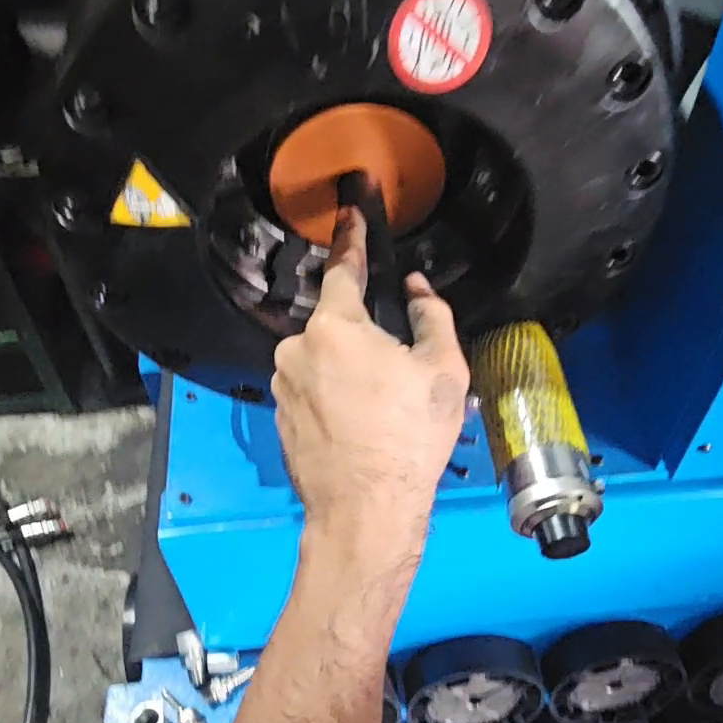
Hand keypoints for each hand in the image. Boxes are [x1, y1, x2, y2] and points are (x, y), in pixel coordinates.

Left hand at [272, 208, 469, 551]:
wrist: (365, 509)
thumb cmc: (409, 436)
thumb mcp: (443, 371)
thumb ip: (430, 315)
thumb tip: (414, 289)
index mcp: (335, 327)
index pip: (344, 268)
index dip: (352, 238)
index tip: (351, 212)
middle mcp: (296, 348)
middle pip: (337, 325)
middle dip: (365, 339)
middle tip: (399, 375)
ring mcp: (281, 385)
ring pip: (323, 360)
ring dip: (349, 371)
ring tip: (383, 410)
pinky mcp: (279, 417)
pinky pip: (311, 390)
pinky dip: (334, 398)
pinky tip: (361, 426)